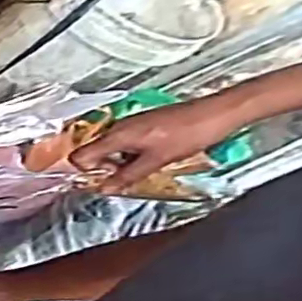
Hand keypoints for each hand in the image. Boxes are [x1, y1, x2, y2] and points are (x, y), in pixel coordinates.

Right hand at [69, 97, 244, 192]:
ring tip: (145, 164)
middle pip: (93, 152)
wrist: (222, 111)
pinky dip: (132, 152)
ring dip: (121, 160)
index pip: (79, 156)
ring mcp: (130, 123)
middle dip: (105, 167)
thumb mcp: (158, 160)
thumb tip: (105, 189)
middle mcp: (118, 128)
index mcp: (116, 136)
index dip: (88, 170)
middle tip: (127, 174)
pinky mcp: (143, 122)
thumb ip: (127, 176)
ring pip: (110, 147)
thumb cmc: (192, 132)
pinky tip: (153, 154)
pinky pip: (125, 141)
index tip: (106, 177)